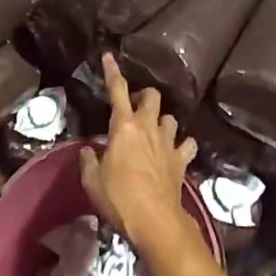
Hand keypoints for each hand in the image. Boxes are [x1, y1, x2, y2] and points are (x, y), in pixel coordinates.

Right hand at [79, 53, 197, 247]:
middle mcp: (148, 126)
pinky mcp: (181, 158)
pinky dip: (183, 146)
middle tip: (135, 108)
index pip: (117, 90)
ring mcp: (168, 141)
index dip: (112, 71)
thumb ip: (88, 161)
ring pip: (170, 118)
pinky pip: (187, 144)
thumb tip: (88, 150)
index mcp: (124, 126)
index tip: (109, 56)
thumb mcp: (92, 182)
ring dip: (162, 121)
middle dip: (144, 97)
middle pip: (152, 96)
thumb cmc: (118, 198)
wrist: (154, 220)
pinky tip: (177, 152)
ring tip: (155, 132)